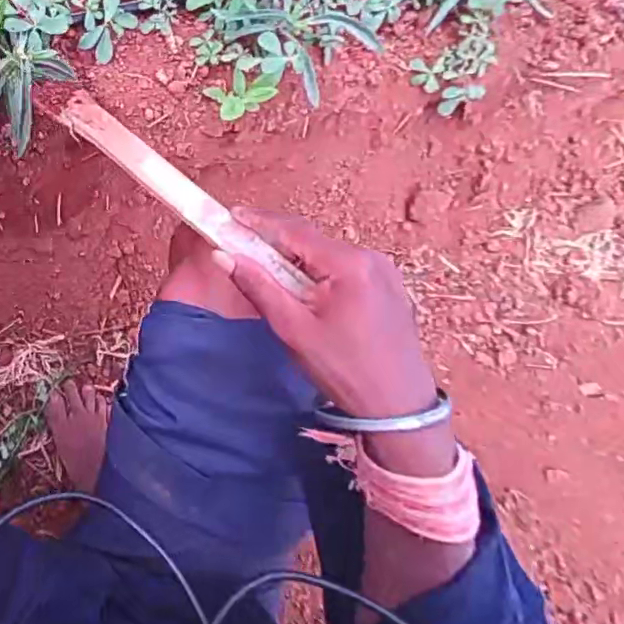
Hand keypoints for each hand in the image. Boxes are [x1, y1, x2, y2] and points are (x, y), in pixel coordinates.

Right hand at [215, 208, 438, 421]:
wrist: (399, 408)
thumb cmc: (343, 368)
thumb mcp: (292, 328)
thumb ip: (257, 286)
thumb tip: (224, 255)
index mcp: (350, 265)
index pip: (294, 230)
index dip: (258, 222)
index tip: (229, 216)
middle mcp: (371, 259)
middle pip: (310, 241)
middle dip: (274, 243)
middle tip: (240, 247)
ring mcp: (384, 272)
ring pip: (325, 255)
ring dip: (294, 260)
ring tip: (267, 275)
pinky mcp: (388, 286)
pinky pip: (342, 268)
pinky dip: (316, 272)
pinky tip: (301, 291)